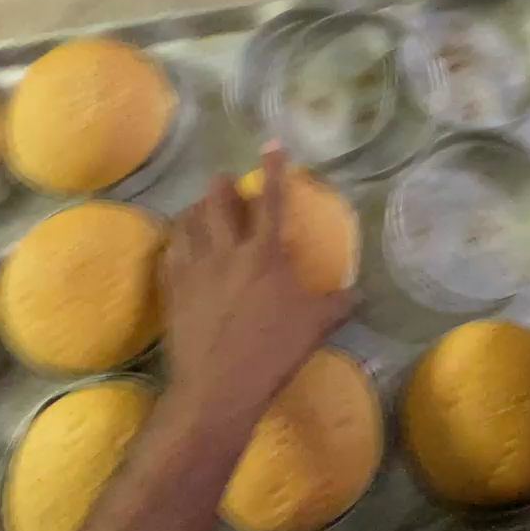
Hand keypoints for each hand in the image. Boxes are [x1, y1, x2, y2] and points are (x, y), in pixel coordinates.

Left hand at [162, 146, 354, 417]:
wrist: (219, 386)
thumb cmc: (274, 349)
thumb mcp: (317, 325)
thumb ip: (339, 303)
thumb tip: (360, 293)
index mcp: (265, 253)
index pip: (272, 200)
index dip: (274, 169)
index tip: (272, 143)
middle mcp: (226, 252)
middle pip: (217, 204)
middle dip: (220, 185)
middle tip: (224, 178)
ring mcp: (194, 271)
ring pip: (188, 225)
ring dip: (195, 210)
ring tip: (199, 207)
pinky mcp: (174, 292)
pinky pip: (169, 256)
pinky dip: (175, 244)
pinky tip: (178, 246)